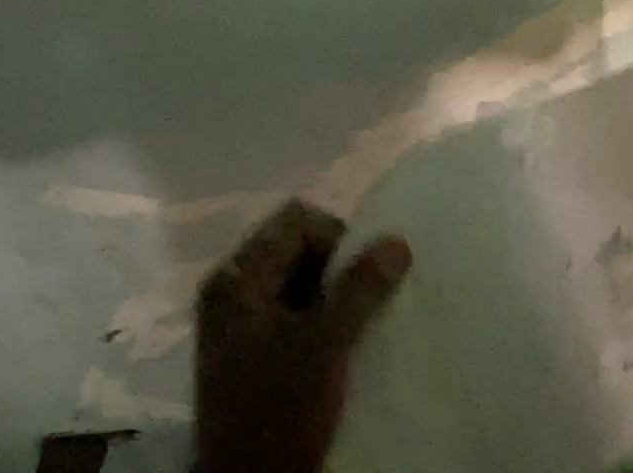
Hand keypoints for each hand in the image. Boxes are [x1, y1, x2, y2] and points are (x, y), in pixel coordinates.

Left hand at [195, 199, 412, 472]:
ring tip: (359, 325)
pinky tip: (345, 346)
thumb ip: (361, 287)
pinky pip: (295, 311)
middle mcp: (234, 289)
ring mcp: (240, 322)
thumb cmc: (278, 411)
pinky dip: (324, 318)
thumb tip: (398, 240)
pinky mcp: (253, 351)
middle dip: (339, 266)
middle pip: (297, 246)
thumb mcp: (325, 345)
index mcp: (238, 277)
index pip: (297, 221)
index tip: (362, 278)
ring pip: (300, 280)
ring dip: (335, 294)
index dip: (336, 238)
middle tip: (366, 303)